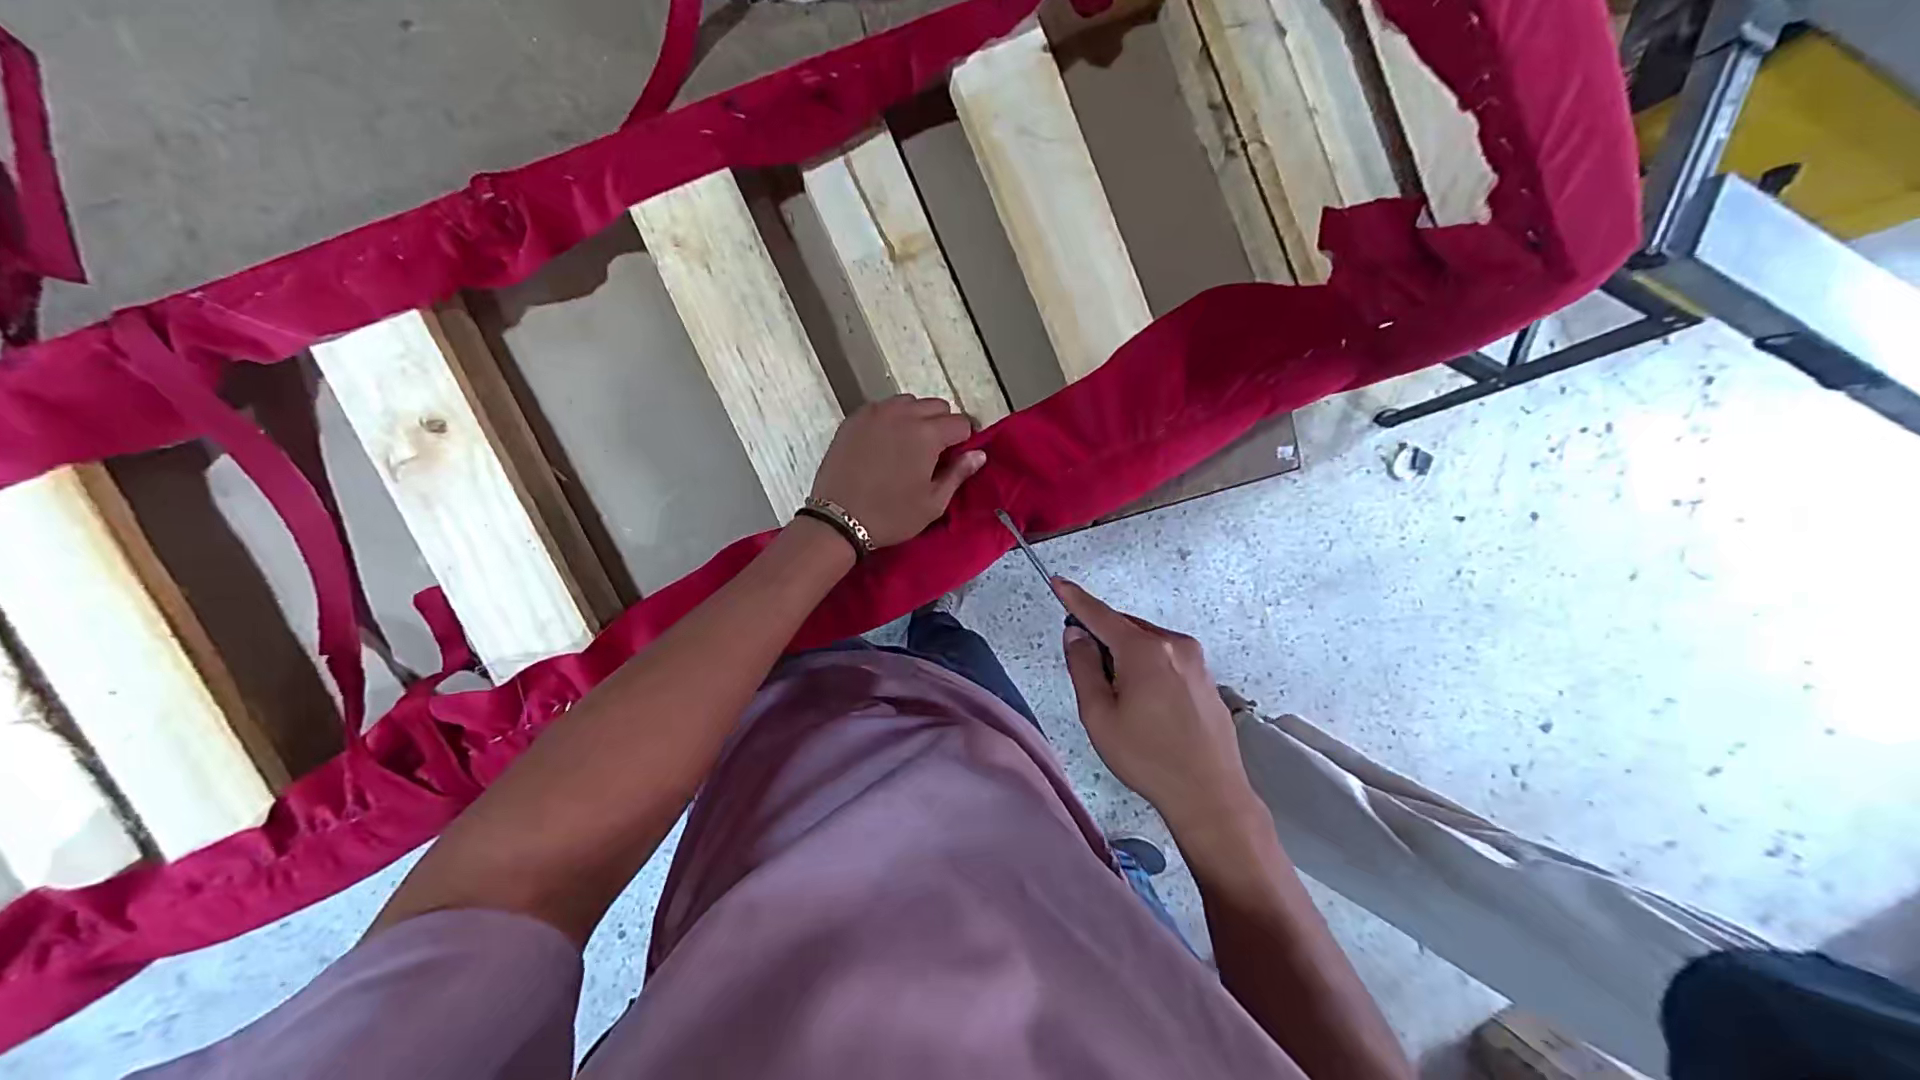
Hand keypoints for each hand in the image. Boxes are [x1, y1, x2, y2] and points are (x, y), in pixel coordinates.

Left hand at [810, 395, 985, 547]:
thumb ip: (958, 473)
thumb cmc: (890, 516)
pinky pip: (882, 408)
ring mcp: (875, 413)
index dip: (965, 440)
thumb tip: (978, 454)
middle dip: (942, 425)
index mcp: (927, 434)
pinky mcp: (854, 419)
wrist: (838, 520)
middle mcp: (902, 414)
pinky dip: (891, 419)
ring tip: (909, 446)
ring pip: (908, 403)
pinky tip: (886, 443)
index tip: (958, 457)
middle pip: (936, 406)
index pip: (961, 422)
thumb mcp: (932, 502)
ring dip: (916, 418)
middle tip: (935, 453)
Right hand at [1056, 580, 1258, 835]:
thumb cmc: (1147, 758)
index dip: (1075, 599)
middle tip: (1087, 669)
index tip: (1058, 583)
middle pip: (1125, 627)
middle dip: (1102, 636)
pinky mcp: (1206, 676)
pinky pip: (1166, 656)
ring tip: (1118, 696)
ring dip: (1125, 653)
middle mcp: (1174, 644)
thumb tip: (1076, 634)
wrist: (1209, 793)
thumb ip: (1083, 666)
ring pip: (1146, 642)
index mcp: (1144, 650)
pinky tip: (1145, 700)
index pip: (1100, 614)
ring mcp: (1195, 659)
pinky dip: (1146, 664)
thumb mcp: (1098, 714)